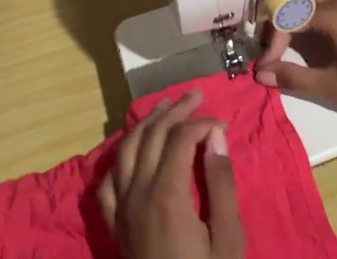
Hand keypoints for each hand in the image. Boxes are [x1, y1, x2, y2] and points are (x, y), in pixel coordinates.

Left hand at [96, 87, 244, 258]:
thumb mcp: (227, 240)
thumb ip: (221, 185)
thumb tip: (215, 137)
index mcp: (167, 195)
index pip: (181, 138)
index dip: (202, 122)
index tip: (224, 124)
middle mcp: (137, 194)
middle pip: (152, 135)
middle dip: (175, 110)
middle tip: (196, 95)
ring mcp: (121, 209)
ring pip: (126, 149)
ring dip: (146, 123)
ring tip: (165, 107)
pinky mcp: (114, 226)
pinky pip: (108, 180)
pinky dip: (121, 156)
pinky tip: (132, 150)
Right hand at [255, 0, 336, 133]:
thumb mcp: (333, 88)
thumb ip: (294, 77)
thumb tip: (261, 73)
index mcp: (336, 14)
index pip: (290, 15)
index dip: (273, 37)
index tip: (267, 64)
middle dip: (280, 11)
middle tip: (268, 38)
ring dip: (300, 6)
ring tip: (288, 32)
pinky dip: (321, 7)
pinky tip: (322, 31)